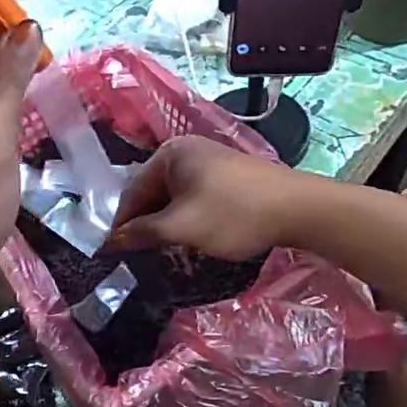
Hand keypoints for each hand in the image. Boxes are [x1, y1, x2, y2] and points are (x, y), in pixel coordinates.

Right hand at [105, 136, 312, 259]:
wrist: (297, 209)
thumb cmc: (233, 214)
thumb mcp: (181, 227)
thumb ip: (142, 233)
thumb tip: (109, 241)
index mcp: (170, 154)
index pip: (132, 191)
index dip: (121, 223)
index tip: (111, 252)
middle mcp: (186, 151)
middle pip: (153, 193)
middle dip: (147, 224)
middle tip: (141, 255)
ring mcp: (209, 162)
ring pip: (174, 199)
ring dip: (168, 225)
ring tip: (167, 250)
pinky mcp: (227, 177)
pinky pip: (195, 199)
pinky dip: (189, 219)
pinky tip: (193, 238)